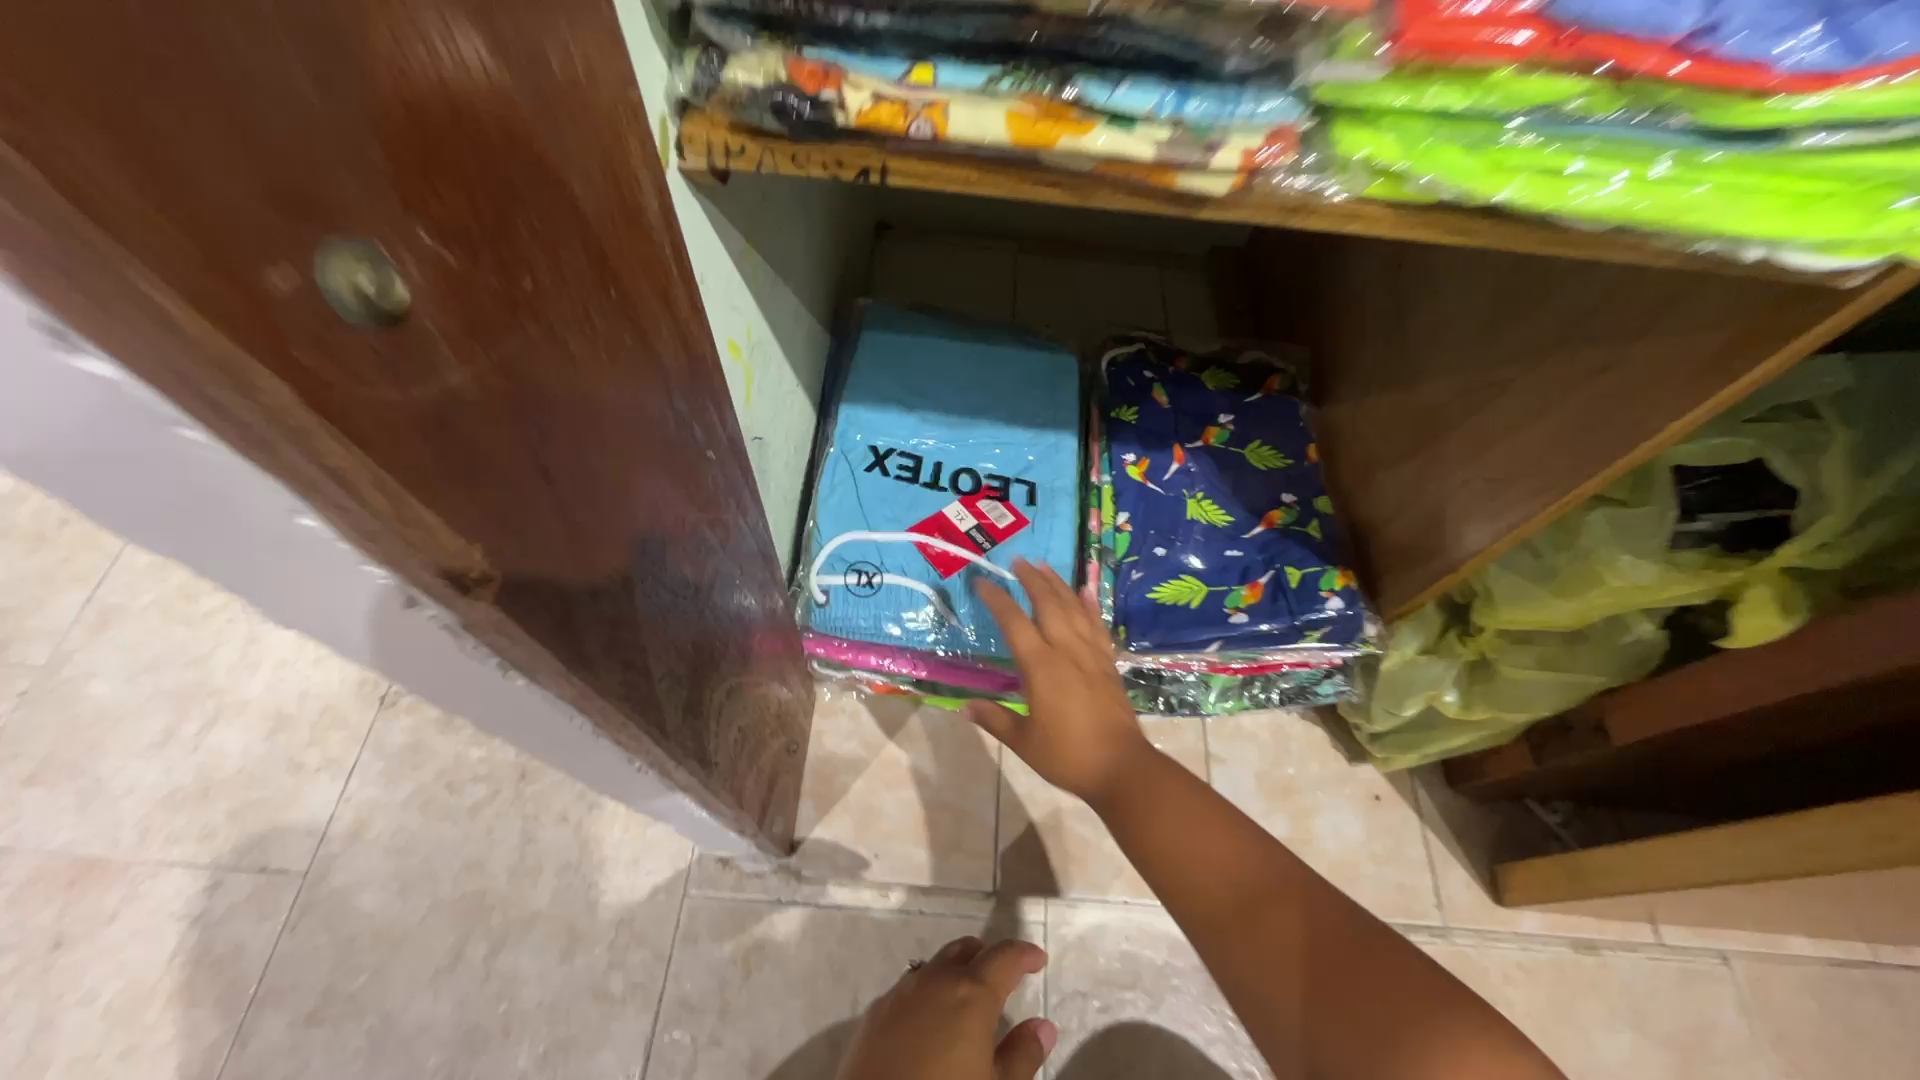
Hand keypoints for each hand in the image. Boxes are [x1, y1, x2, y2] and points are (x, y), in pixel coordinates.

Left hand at [835, 936, 1053, 1079]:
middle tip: (1003, 981)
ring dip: (954, 975)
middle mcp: (933, 981)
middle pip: (965, 951)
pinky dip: (927, 995)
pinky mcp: (873, 1014)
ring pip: (934, 967)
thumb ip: (1022, 1055)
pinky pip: (908, 989)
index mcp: (970, 994)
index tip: (1037, 959)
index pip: (1004, 956)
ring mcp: (898, 994)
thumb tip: (1042, 1026)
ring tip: (966, 1006)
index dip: (1024, 954)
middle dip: (987, 958)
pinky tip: (930, 1027)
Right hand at [970, 559, 1154, 806]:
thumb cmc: (1067, 756)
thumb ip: (995, 719)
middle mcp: (1067, 651)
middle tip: (1018, 561)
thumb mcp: (1023, 741)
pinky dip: (1091, 606)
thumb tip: (965, 706)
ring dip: (1059, 585)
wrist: (1120, 767)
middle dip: (1032, 580)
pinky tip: (1086, 592)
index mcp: (1041, 667)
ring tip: (1045, 567)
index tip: (983, 582)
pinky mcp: (1108, 664)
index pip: (1014, 623)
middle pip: (1048, 605)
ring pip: (1074, 609)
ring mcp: (1091, 655)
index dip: (997, 599)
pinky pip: (1098, 626)